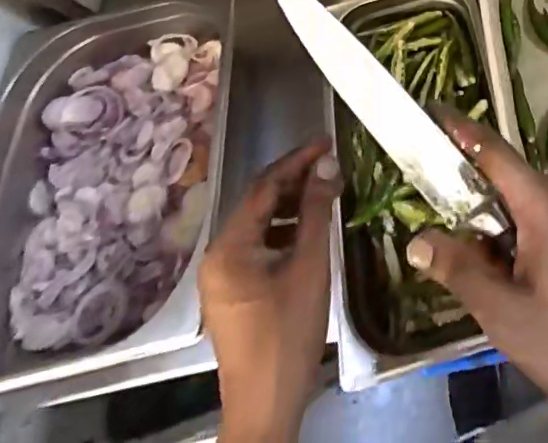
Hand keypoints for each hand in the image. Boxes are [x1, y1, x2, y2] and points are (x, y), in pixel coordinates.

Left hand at [201, 138, 338, 442]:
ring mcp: (222, 276)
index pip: (264, 187)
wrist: (266, 404)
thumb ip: (316, 210)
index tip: (326, 143)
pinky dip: (284, 232)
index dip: (297, 161)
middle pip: (258, 204)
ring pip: (259, 225)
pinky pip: (258, 247)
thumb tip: (326, 165)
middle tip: (330, 164)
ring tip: (325, 191)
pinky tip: (309, 230)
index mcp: (229, 246)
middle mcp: (217, 255)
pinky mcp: (233, 292)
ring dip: (291, 206)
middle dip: (294, 181)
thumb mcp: (309, 265)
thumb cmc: (288, 332)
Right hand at [409, 113, 547, 441]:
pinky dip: (512, 239)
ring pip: (520, 206)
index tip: (430, 112)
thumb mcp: (506, 315)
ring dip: (489, 226)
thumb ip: (460, 271)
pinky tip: (502, 279)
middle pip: (504, 180)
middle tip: (430, 215)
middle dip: (466, 195)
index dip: (459, 130)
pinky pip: (539, 224)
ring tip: (464, 263)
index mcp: (545, 205)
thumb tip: (417, 242)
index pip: (494, 152)